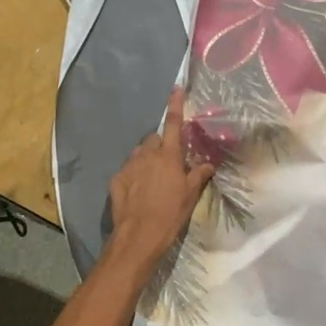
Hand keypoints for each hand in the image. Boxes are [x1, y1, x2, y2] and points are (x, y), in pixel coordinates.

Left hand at [106, 88, 215, 271]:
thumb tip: (208, 164)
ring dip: (146, 160)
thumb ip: (198, 175)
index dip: (175, 105)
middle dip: (160, 146)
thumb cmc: (170, 214)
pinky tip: (138, 192)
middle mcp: (147, 154)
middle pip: (154, 140)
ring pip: (139, 154)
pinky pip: (128, 170)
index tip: (176, 88)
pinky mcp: (116, 179)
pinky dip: (134, 175)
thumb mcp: (190, 196)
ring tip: (153, 180)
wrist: (139, 236)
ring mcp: (129, 165)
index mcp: (168, 155)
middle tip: (168, 165)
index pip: (173, 124)